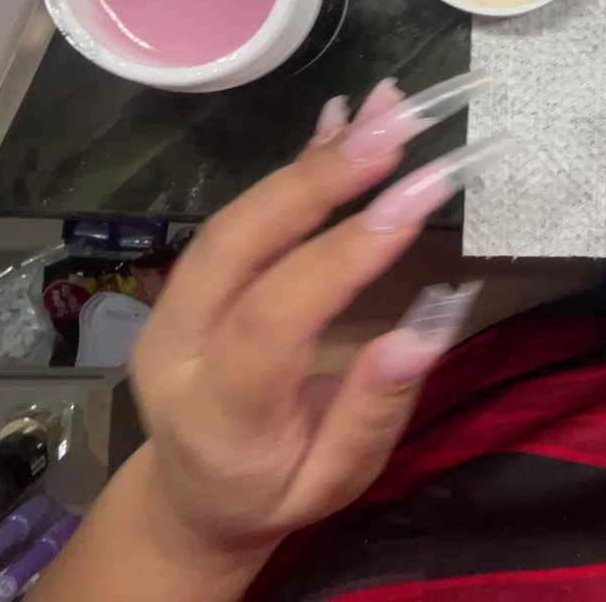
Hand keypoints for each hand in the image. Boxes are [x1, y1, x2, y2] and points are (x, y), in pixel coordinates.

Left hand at [127, 74, 499, 558]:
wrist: (193, 496)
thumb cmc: (275, 490)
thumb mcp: (334, 481)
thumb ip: (374, 409)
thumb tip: (429, 325)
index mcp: (217, 412)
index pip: (273, 320)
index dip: (344, 254)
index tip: (419, 197)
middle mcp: (179, 344)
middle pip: (236, 244)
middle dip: (320, 177)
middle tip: (395, 130)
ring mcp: (176, 302)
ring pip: (239, 214)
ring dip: (316, 155)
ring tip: (387, 109)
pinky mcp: (193, 275)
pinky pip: (245, 208)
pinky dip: (299, 158)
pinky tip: (343, 117)